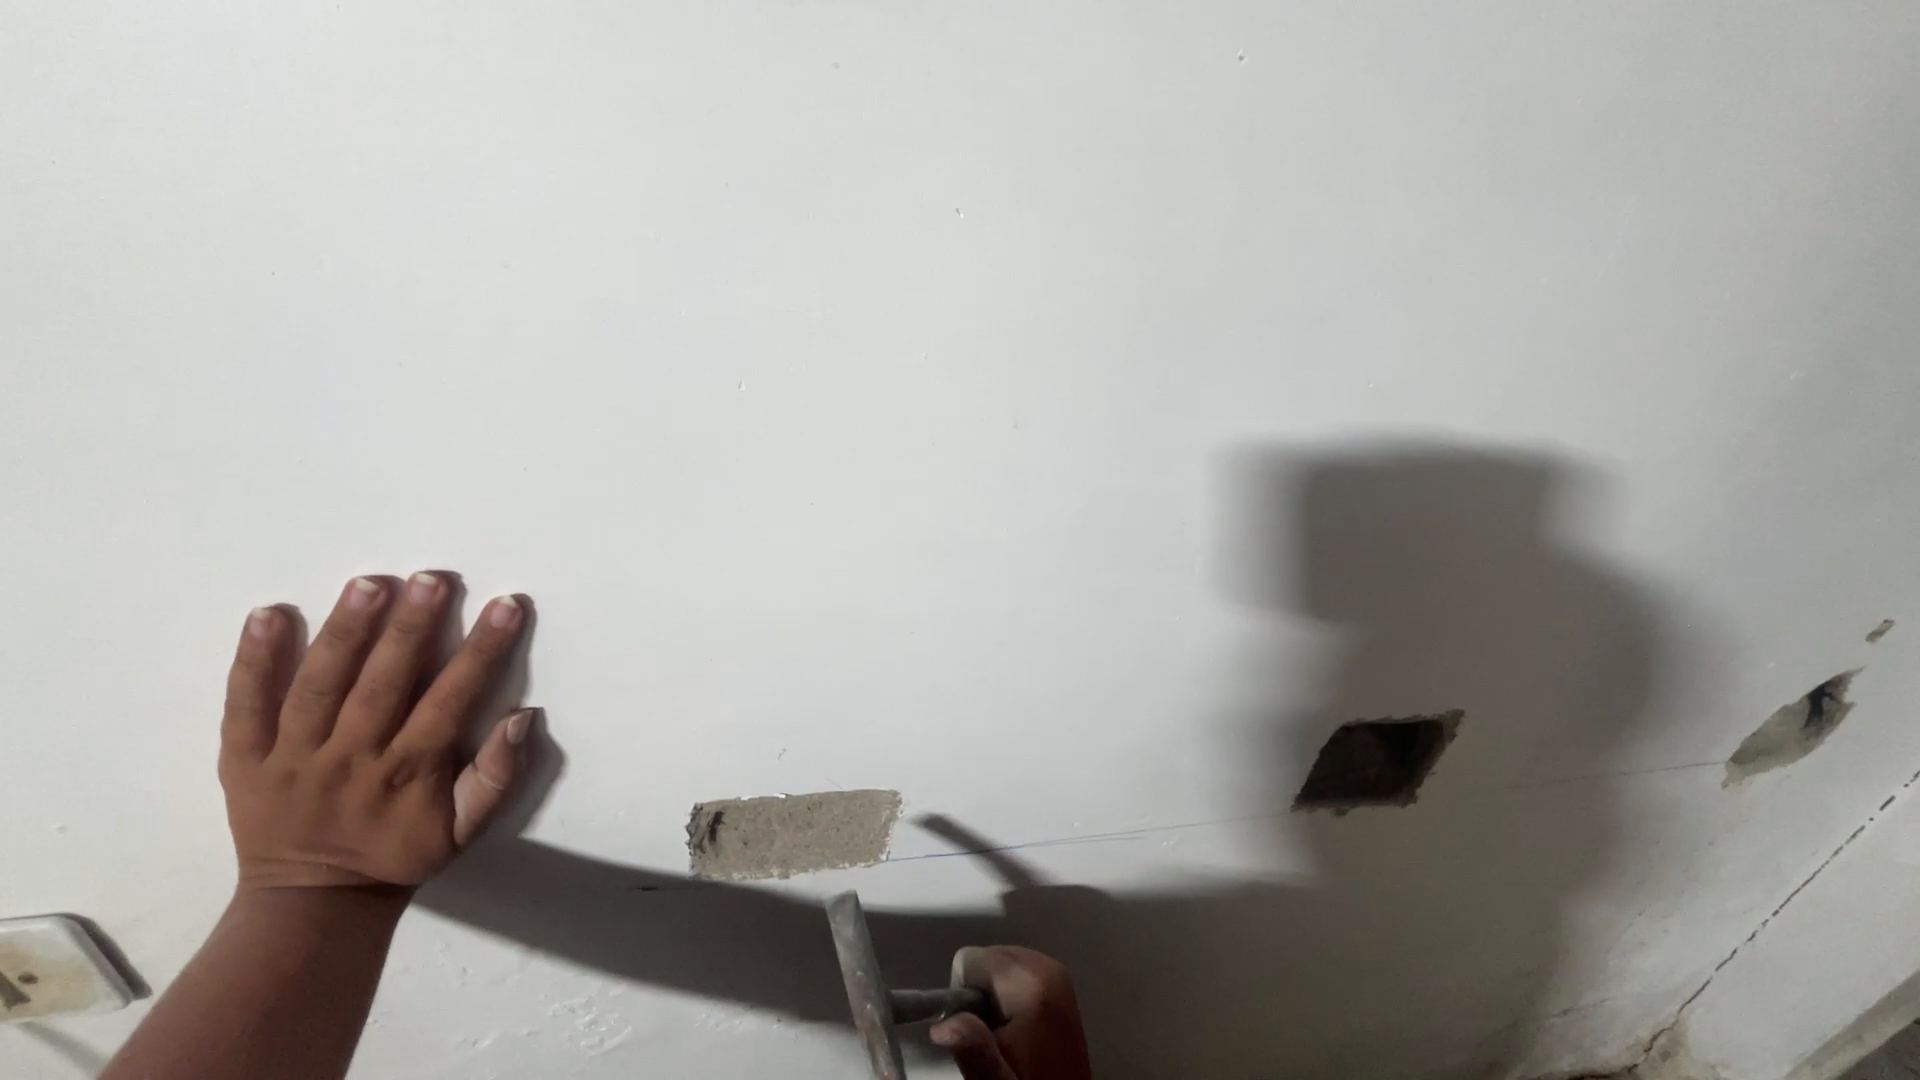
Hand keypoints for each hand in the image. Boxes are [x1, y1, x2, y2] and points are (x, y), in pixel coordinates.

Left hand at [220, 573, 533, 891]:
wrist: (312, 902)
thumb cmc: (401, 855)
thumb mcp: (466, 828)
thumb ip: (498, 776)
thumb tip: (523, 716)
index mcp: (409, 771)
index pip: (452, 698)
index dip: (482, 649)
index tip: (505, 605)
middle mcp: (352, 757)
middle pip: (383, 682)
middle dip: (411, 626)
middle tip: (431, 578)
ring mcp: (292, 756)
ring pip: (319, 684)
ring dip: (344, 630)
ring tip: (369, 583)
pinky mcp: (244, 758)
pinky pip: (245, 704)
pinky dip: (254, 659)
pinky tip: (269, 614)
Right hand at [931, 946, 1093, 1079]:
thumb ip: (974, 1050)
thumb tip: (944, 1024)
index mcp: (1030, 981)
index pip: (968, 960)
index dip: (963, 998)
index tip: (981, 1030)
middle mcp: (1046, 965)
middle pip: (984, 957)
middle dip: (980, 993)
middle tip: (995, 1035)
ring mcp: (1055, 970)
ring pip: (998, 963)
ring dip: (994, 994)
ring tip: (1009, 1034)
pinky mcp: (1059, 979)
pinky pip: (1014, 969)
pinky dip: (1009, 991)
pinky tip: (1021, 1025)